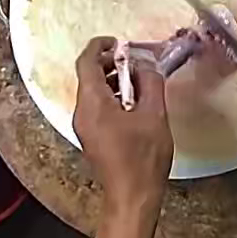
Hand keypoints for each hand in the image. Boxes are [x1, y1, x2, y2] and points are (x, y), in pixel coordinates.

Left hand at [73, 37, 171, 230]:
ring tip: (142, 81)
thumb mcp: (154, 114)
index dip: (101, 46)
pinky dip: (114, 95)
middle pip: (89, 76)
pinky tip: (137, 101)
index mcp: (93, 104)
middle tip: (138, 61)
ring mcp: (85, 126)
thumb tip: (146, 65)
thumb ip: (150, 83)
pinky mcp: (93, 136)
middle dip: (113, 63)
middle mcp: (82, 113)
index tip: (121, 42)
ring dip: (116, 79)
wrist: (132, 195)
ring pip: (94, 91)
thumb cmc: (144, 155)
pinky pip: (98, 106)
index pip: (87, 63)